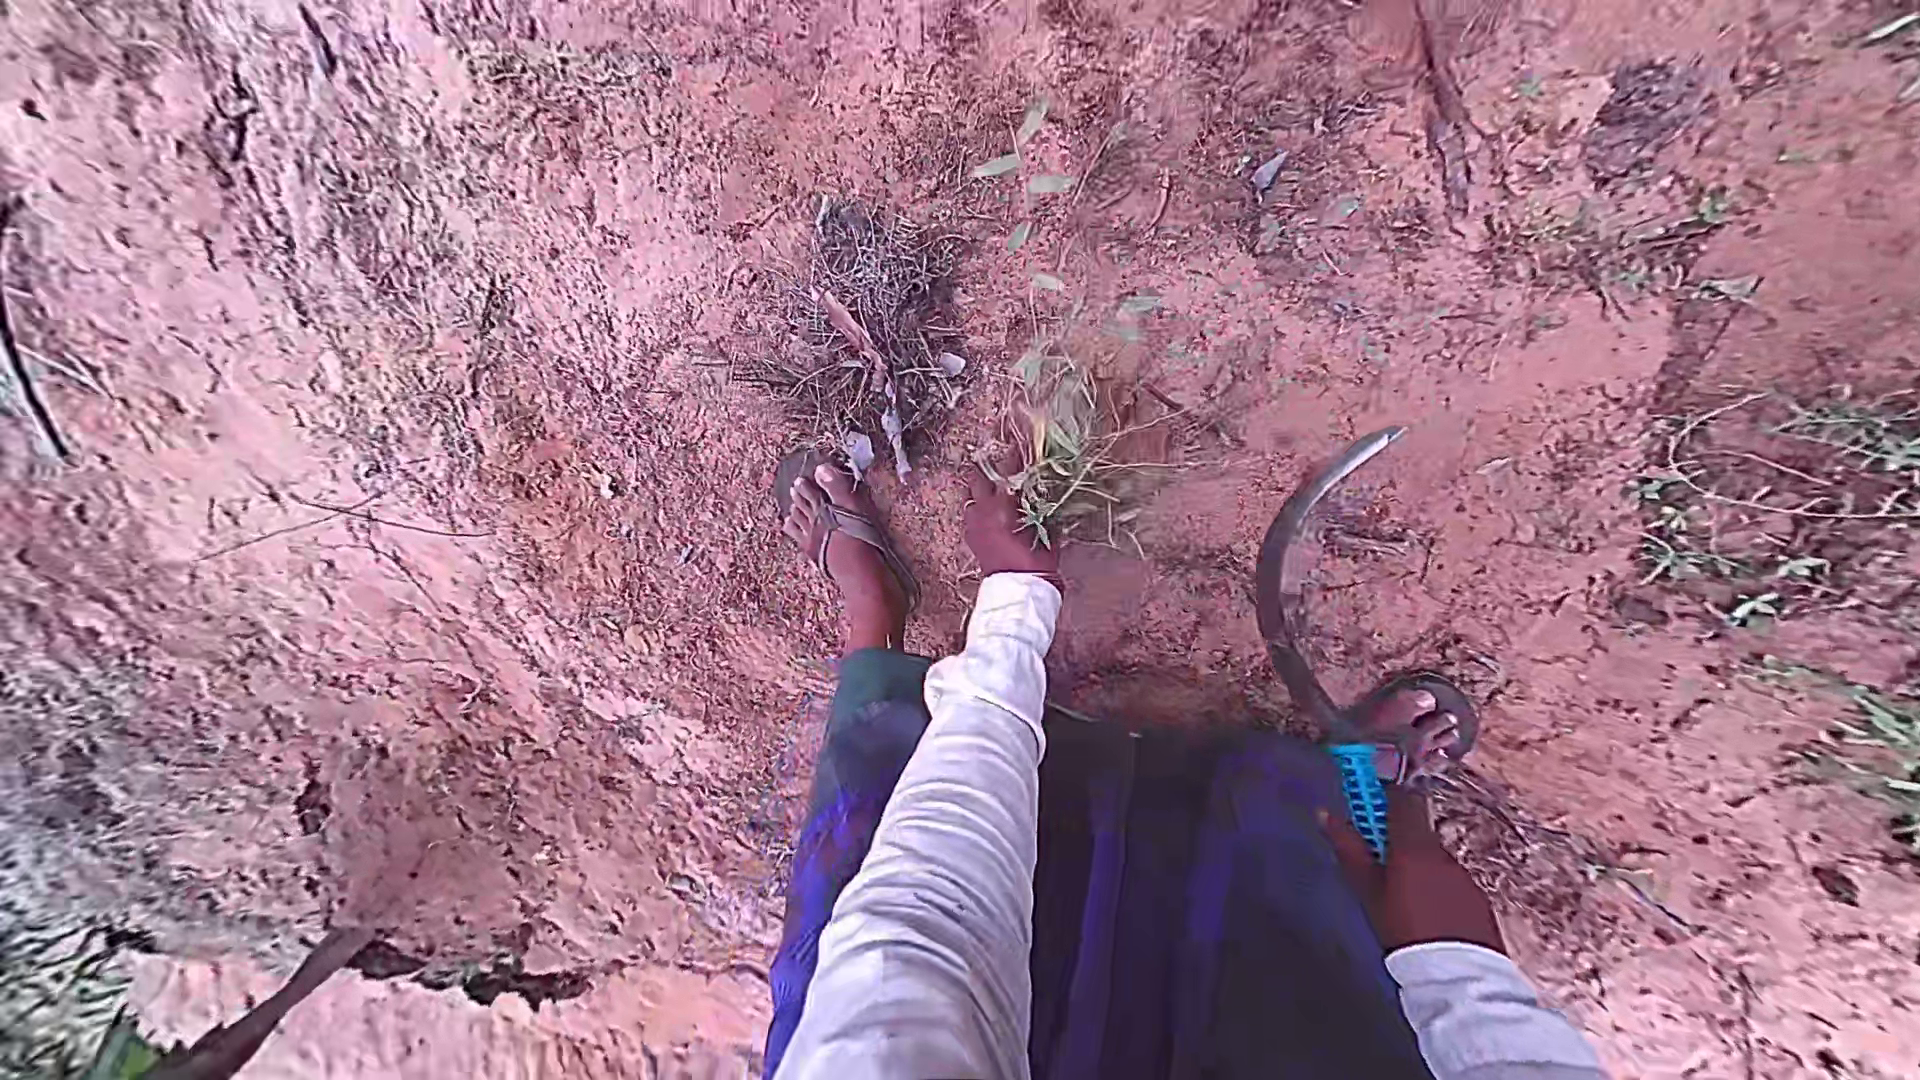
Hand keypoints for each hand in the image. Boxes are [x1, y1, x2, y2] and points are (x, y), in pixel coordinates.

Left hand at [963, 451, 1058, 578]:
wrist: (1019, 589)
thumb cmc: (1036, 559)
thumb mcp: (1045, 528)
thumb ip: (1039, 505)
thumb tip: (1039, 489)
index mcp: (1002, 506)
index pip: (1008, 471)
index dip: (1013, 455)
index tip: (1018, 441)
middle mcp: (982, 511)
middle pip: (979, 478)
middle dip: (988, 468)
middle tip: (999, 461)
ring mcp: (973, 523)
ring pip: (970, 495)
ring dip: (980, 487)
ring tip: (990, 482)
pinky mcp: (971, 535)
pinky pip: (970, 512)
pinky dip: (977, 505)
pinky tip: (986, 506)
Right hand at [1323, 787, 1504, 953]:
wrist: (1459, 978)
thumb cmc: (1402, 926)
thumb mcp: (1366, 887)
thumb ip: (1348, 847)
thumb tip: (1325, 813)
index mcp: (1413, 845)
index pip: (1402, 799)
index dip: (1383, 793)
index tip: (1365, 800)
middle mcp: (1442, 853)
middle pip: (1415, 829)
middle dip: (1393, 836)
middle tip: (1374, 858)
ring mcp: (1463, 876)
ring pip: (1431, 856)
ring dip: (1413, 862)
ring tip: (1398, 892)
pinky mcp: (1478, 899)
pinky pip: (1448, 878)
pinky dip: (1433, 883)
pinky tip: (1424, 909)